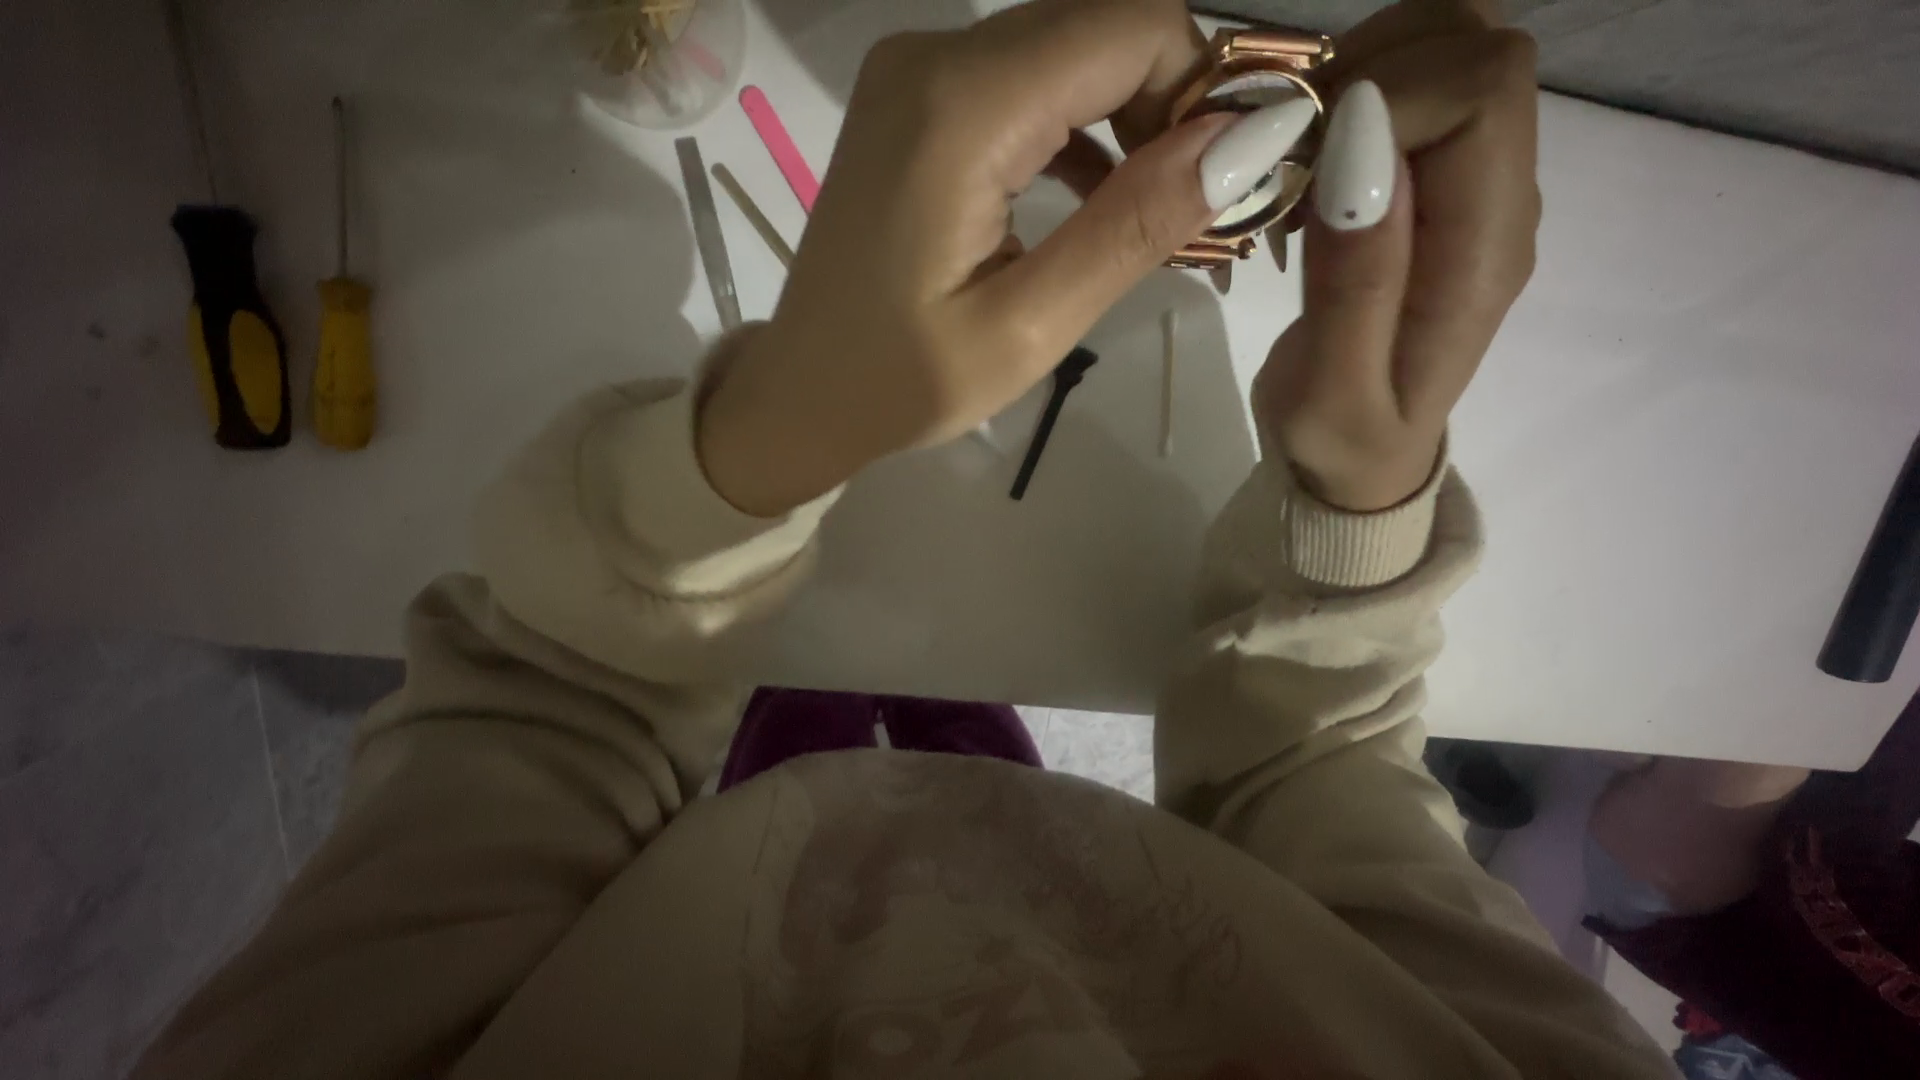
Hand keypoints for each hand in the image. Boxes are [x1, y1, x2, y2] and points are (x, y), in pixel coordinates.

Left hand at [698, 0, 1308, 515]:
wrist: (803, 392)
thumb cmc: (904, 382)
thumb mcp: (1029, 325)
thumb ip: (1134, 225)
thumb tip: (1249, 140)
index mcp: (961, 108)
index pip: (1133, 26)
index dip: (1207, 86)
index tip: (1237, 176)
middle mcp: (934, 56)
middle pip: (1102, 26)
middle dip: (1173, 103)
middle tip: (1203, 206)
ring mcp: (916, 73)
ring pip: (1068, 50)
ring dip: (1130, 117)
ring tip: (1161, 212)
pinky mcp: (914, 102)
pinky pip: (1023, 83)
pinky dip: (1078, 128)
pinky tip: (1101, 198)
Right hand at [1253, 1, 1539, 510]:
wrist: (1362, 461)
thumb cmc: (1342, 440)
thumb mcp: (1333, 390)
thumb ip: (1355, 280)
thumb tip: (1358, 142)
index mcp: (1484, 251)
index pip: (1484, 90)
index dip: (1385, 96)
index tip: (1301, 165)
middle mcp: (1500, 197)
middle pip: (1478, 40)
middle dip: (1369, 66)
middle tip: (1291, 150)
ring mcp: (1472, 184)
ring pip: (1446, 44)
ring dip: (1356, 75)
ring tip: (1294, 155)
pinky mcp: (1435, 183)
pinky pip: (1410, 87)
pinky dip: (1347, 96)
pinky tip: (1304, 164)